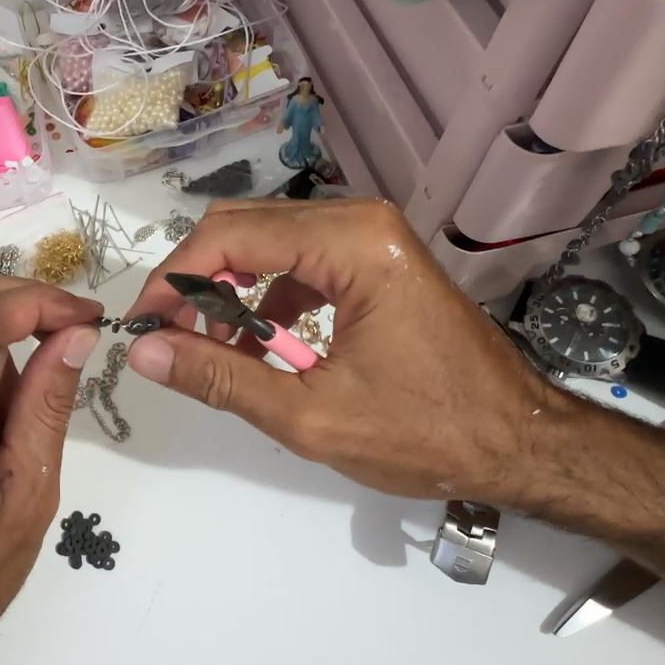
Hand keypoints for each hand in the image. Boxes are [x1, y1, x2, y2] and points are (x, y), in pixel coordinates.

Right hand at [121, 199, 569, 504]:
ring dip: (225, 290)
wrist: (523, 444)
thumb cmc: (427, 435)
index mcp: (350, 243)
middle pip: (242, 226)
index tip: (141, 328)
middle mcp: (357, 219)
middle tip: (166, 338)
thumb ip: (220, 378)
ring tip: (209, 349)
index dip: (174, 280)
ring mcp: (367, 235)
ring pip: (263, 240)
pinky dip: (262, 298)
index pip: (230, 237)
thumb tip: (143, 354)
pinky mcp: (370, 258)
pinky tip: (256, 346)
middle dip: (195, 281)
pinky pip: (293, 260)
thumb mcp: (311, 415)